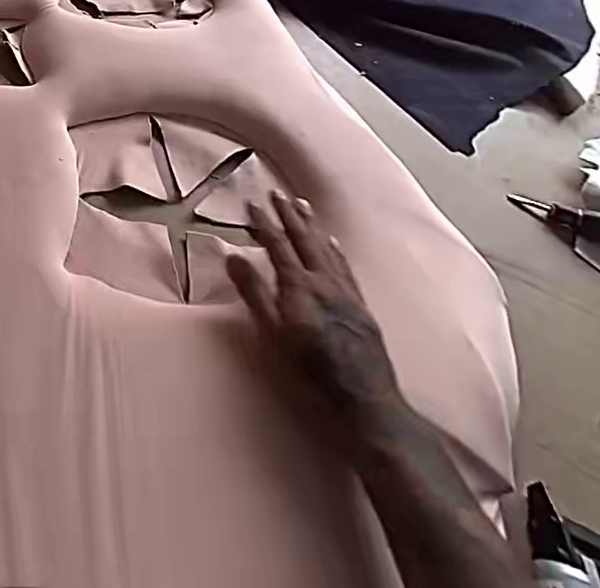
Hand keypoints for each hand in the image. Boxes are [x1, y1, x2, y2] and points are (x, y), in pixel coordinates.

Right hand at [231, 196, 529, 587]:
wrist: (366, 406)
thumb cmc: (309, 373)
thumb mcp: (271, 334)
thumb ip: (254, 292)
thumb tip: (233, 256)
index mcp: (300, 286)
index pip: (277, 245)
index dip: (264, 223)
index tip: (252, 203)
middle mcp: (325, 283)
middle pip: (304, 240)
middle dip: (289, 215)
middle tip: (278, 193)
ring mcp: (346, 294)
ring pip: (326, 249)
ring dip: (312, 226)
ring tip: (303, 206)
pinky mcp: (361, 307)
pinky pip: (345, 267)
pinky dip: (335, 249)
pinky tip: (333, 243)